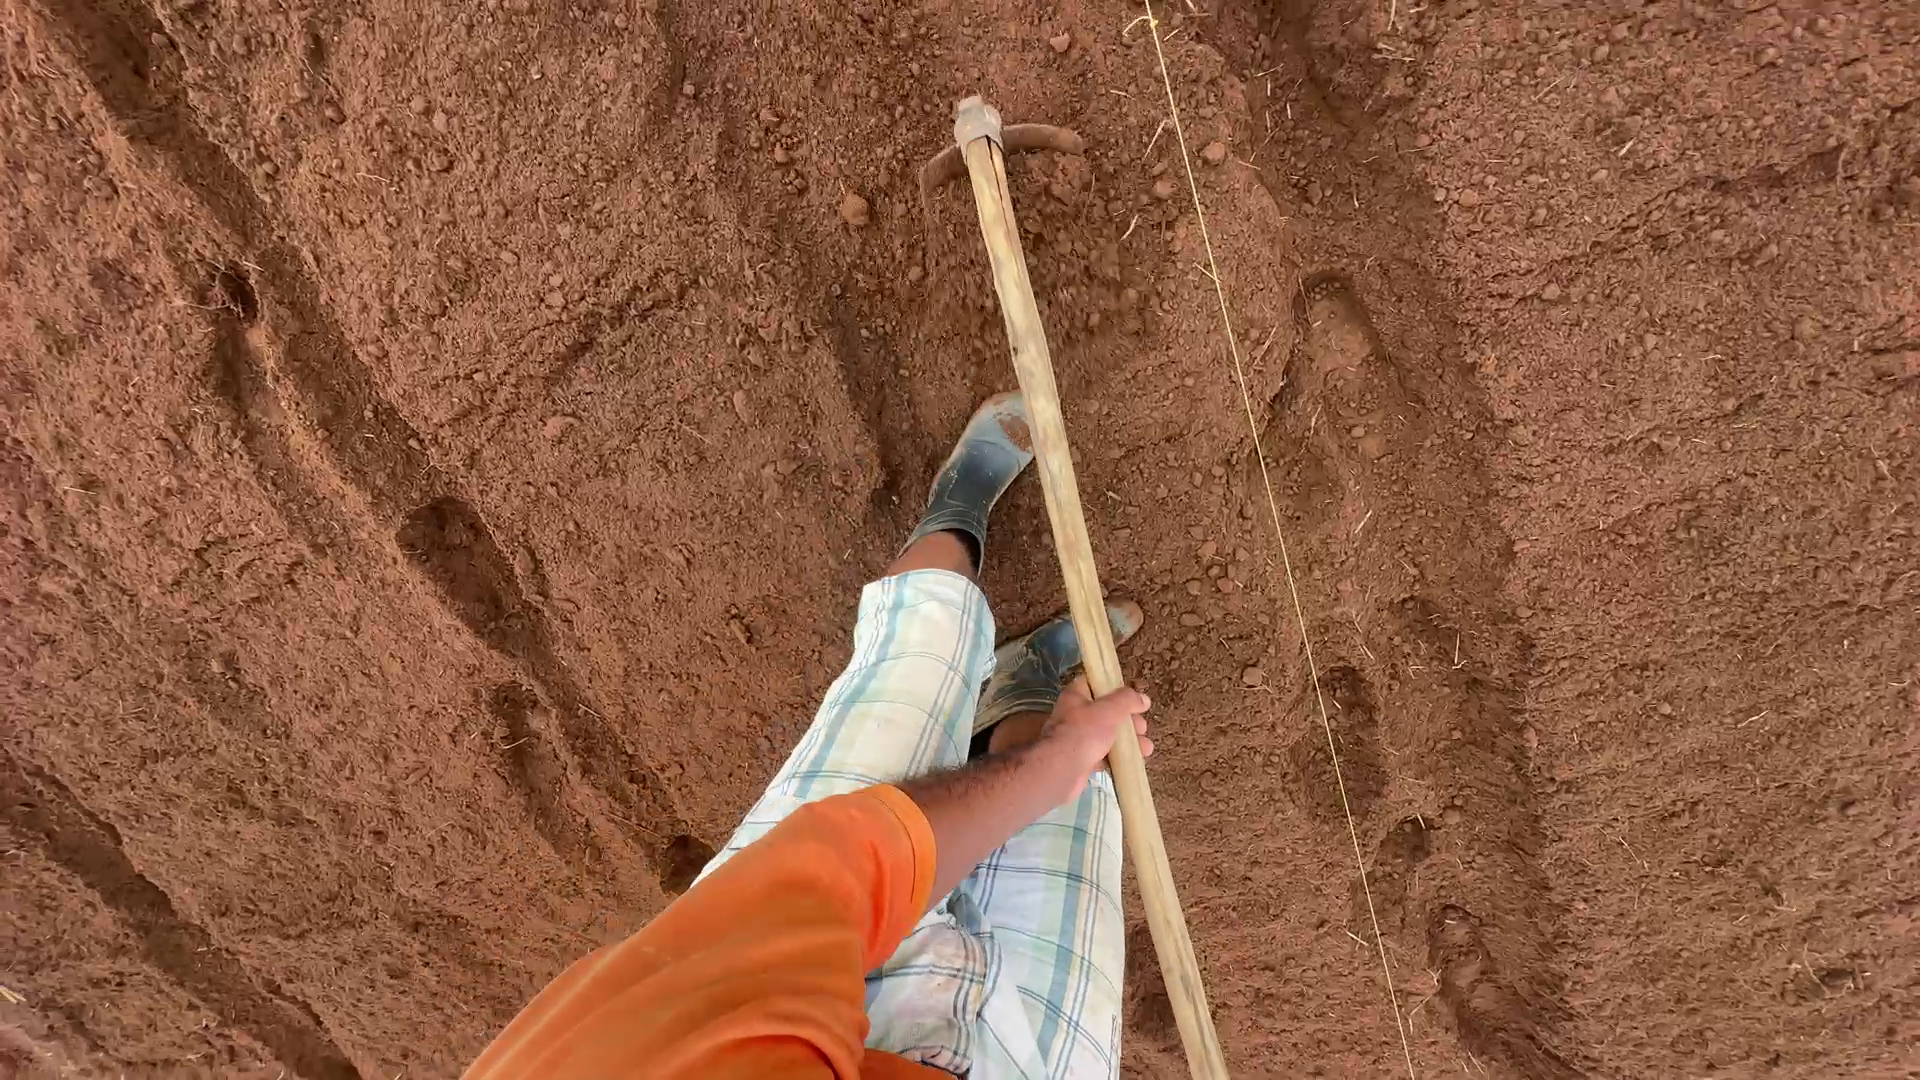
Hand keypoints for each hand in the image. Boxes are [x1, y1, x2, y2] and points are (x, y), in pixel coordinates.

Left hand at [1038, 677, 1152, 801]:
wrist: (1062, 771)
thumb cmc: (1083, 733)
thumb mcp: (1108, 710)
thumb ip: (1127, 701)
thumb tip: (1143, 699)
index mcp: (1076, 696)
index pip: (1096, 684)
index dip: (1116, 689)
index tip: (1134, 699)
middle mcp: (1075, 715)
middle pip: (1106, 712)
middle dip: (1128, 720)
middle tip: (1142, 728)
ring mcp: (1078, 738)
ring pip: (1107, 735)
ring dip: (1128, 741)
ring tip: (1145, 748)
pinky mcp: (1082, 759)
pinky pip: (1104, 754)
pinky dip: (1119, 757)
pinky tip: (1134, 761)